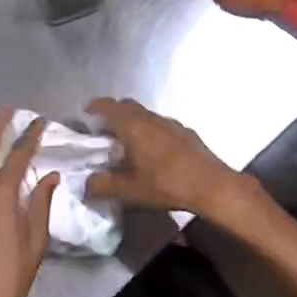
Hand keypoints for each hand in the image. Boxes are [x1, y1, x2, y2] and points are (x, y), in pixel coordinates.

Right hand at [84, 98, 253, 220]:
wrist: (211, 185)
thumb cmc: (166, 184)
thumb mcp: (129, 191)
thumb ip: (103, 186)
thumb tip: (85, 185)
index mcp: (133, 125)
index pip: (108, 106)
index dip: (95, 107)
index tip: (86, 114)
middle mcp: (150, 118)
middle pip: (127, 106)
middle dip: (113, 114)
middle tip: (104, 132)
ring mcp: (170, 123)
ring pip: (145, 115)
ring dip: (133, 123)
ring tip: (128, 145)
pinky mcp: (186, 132)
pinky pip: (161, 125)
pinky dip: (151, 132)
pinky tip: (154, 154)